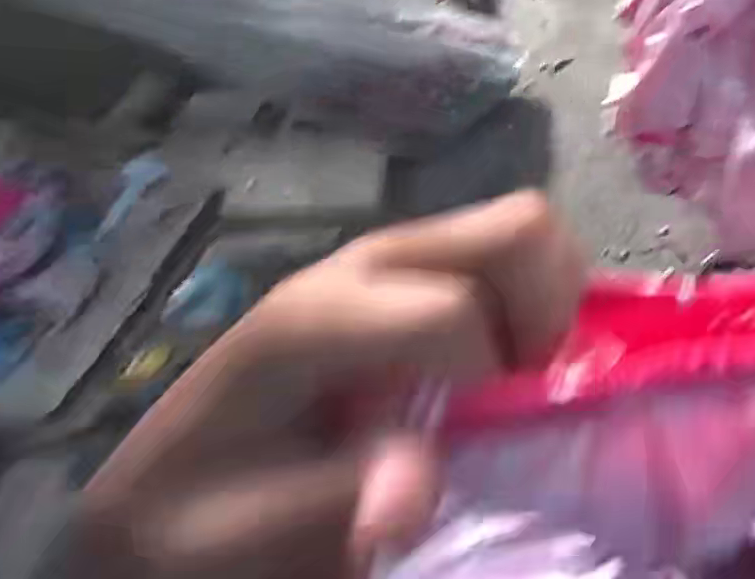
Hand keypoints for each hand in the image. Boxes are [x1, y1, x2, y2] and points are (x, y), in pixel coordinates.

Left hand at [77, 192, 585, 578]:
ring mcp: (421, 243)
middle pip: (521, 226)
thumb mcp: (236, 529)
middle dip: (549, 303)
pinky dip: (550, 288)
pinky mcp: (447, 251)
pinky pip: (535, 244)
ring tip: (523, 360)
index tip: (482, 427)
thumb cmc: (215, 493)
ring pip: (538, 227)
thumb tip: (414, 501)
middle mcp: (382, 253)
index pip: (450, 311)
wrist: (199, 451)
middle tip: (529, 373)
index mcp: (320, 310)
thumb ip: (329, 503)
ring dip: (555, 294)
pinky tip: (517, 341)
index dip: (487, 371)